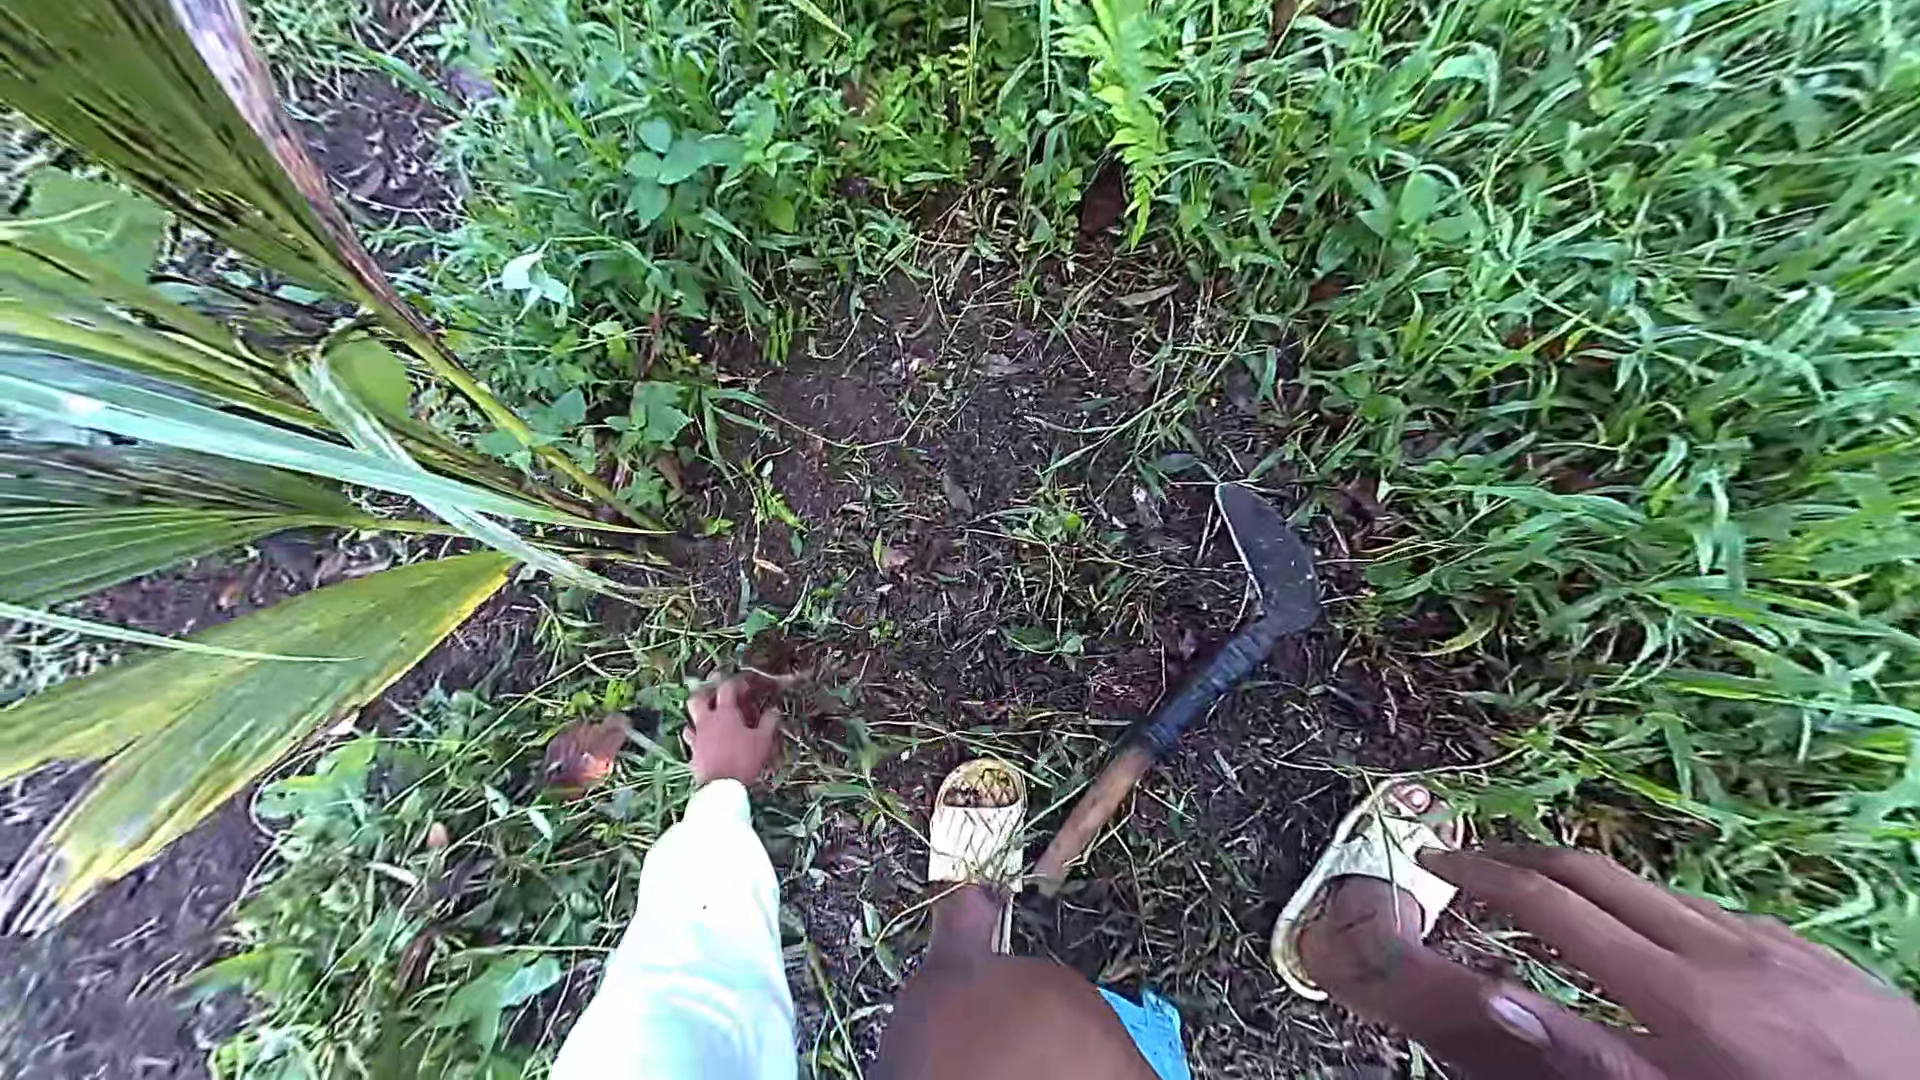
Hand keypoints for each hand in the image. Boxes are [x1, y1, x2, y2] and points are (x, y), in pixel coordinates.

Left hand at [683, 673, 781, 786]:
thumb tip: (772, 712)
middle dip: (709, 693)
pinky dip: (698, 733)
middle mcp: (707, 721)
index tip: (747, 686)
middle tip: (720, 695)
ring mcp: (697, 737)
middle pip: (699, 697)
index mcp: (725, 713)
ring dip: (702, 713)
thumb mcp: (763, 740)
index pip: (728, 688)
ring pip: (692, 717)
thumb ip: (769, 722)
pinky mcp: (693, 752)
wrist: (721, 788)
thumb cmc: (743, 761)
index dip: (738, 683)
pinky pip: (691, 737)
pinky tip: (706, 737)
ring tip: (714, 715)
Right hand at [1418, 846, 1919, 1079]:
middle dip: (1515, 854)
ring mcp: (1774, 945)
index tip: (1433, 860)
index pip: (1544, 901)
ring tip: (1545, 892)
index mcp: (1681, 995)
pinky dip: (1650, 904)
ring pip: (1644, 882)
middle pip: (1586, 868)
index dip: (1476, 872)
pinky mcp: (1821, 955)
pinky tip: (1655, 935)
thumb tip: (1491, 993)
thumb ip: (1591, 1054)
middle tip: (1470, 860)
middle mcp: (1717, 949)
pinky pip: (1707, 907)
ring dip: (1579, 877)